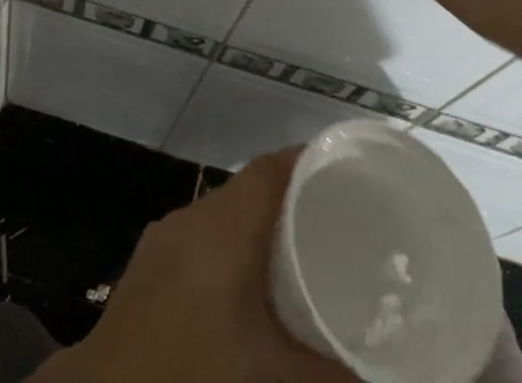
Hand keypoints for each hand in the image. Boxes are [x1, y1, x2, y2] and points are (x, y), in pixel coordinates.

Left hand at [31, 151, 352, 382]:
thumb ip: (328, 369)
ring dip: (256, 220)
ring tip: (297, 245)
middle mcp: (192, 218)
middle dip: (291, 194)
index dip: (308, 160)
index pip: (271, 169)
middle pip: (248, 186)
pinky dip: (228, 242)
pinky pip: (199, 232)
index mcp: (224, 227)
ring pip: (221, 210)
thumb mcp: (270, 371)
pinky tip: (245, 278)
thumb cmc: (193, 367)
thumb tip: (374, 375)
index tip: (348, 170)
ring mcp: (164, 237)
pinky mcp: (148, 260)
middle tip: (336, 217)